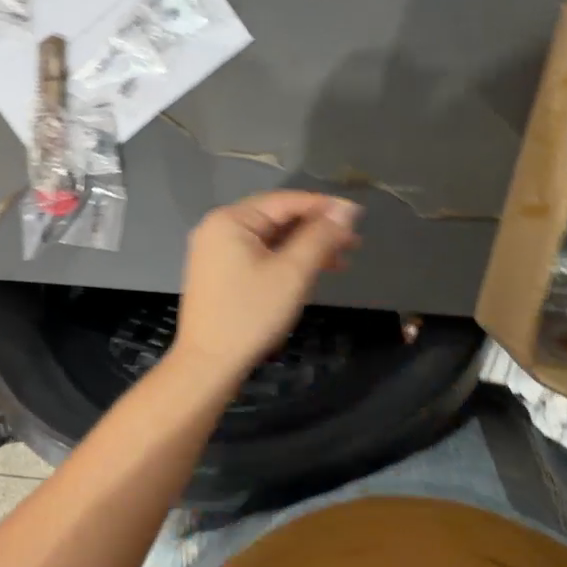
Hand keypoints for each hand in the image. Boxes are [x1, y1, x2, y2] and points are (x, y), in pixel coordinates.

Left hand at [172, 191, 361, 377]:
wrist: (209, 364)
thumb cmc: (251, 315)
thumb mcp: (292, 273)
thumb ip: (320, 237)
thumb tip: (347, 209)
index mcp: (231, 220)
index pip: (286, 201)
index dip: (324, 206)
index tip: (358, 215)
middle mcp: (218, 228)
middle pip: (277, 219)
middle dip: (317, 230)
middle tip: (354, 243)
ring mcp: (215, 252)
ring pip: (270, 240)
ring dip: (305, 248)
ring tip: (341, 261)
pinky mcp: (219, 274)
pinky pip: (259, 256)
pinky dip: (285, 261)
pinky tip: (311, 274)